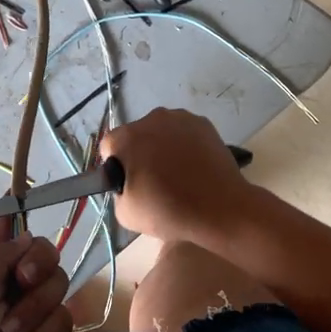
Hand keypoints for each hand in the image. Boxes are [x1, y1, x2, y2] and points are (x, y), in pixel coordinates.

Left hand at [0, 218, 71, 331]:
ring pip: (56, 286)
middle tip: (24, 283)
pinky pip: (64, 320)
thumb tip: (22, 234)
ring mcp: (27, 316)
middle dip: (36, 269)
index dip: (16, 215)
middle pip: (39, 252)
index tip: (32, 202)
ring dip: (36, 315)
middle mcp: (1, 289)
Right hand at [100, 108, 254, 244]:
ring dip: (163, 147)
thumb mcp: (126, 214)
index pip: (110, 147)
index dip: (117, 166)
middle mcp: (150, 118)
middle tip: (155, 183)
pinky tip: (194, 166)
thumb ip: (117, 192)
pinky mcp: (202, 122)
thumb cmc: (170, 211)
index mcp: (127, 137)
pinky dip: (184, 144)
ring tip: (178, 175)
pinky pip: (183, 132)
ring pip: (161, 131)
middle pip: (136, 136)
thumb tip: (128, 183)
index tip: (131, 185)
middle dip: (140, 154)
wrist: (220, 207)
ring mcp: (179, 116)